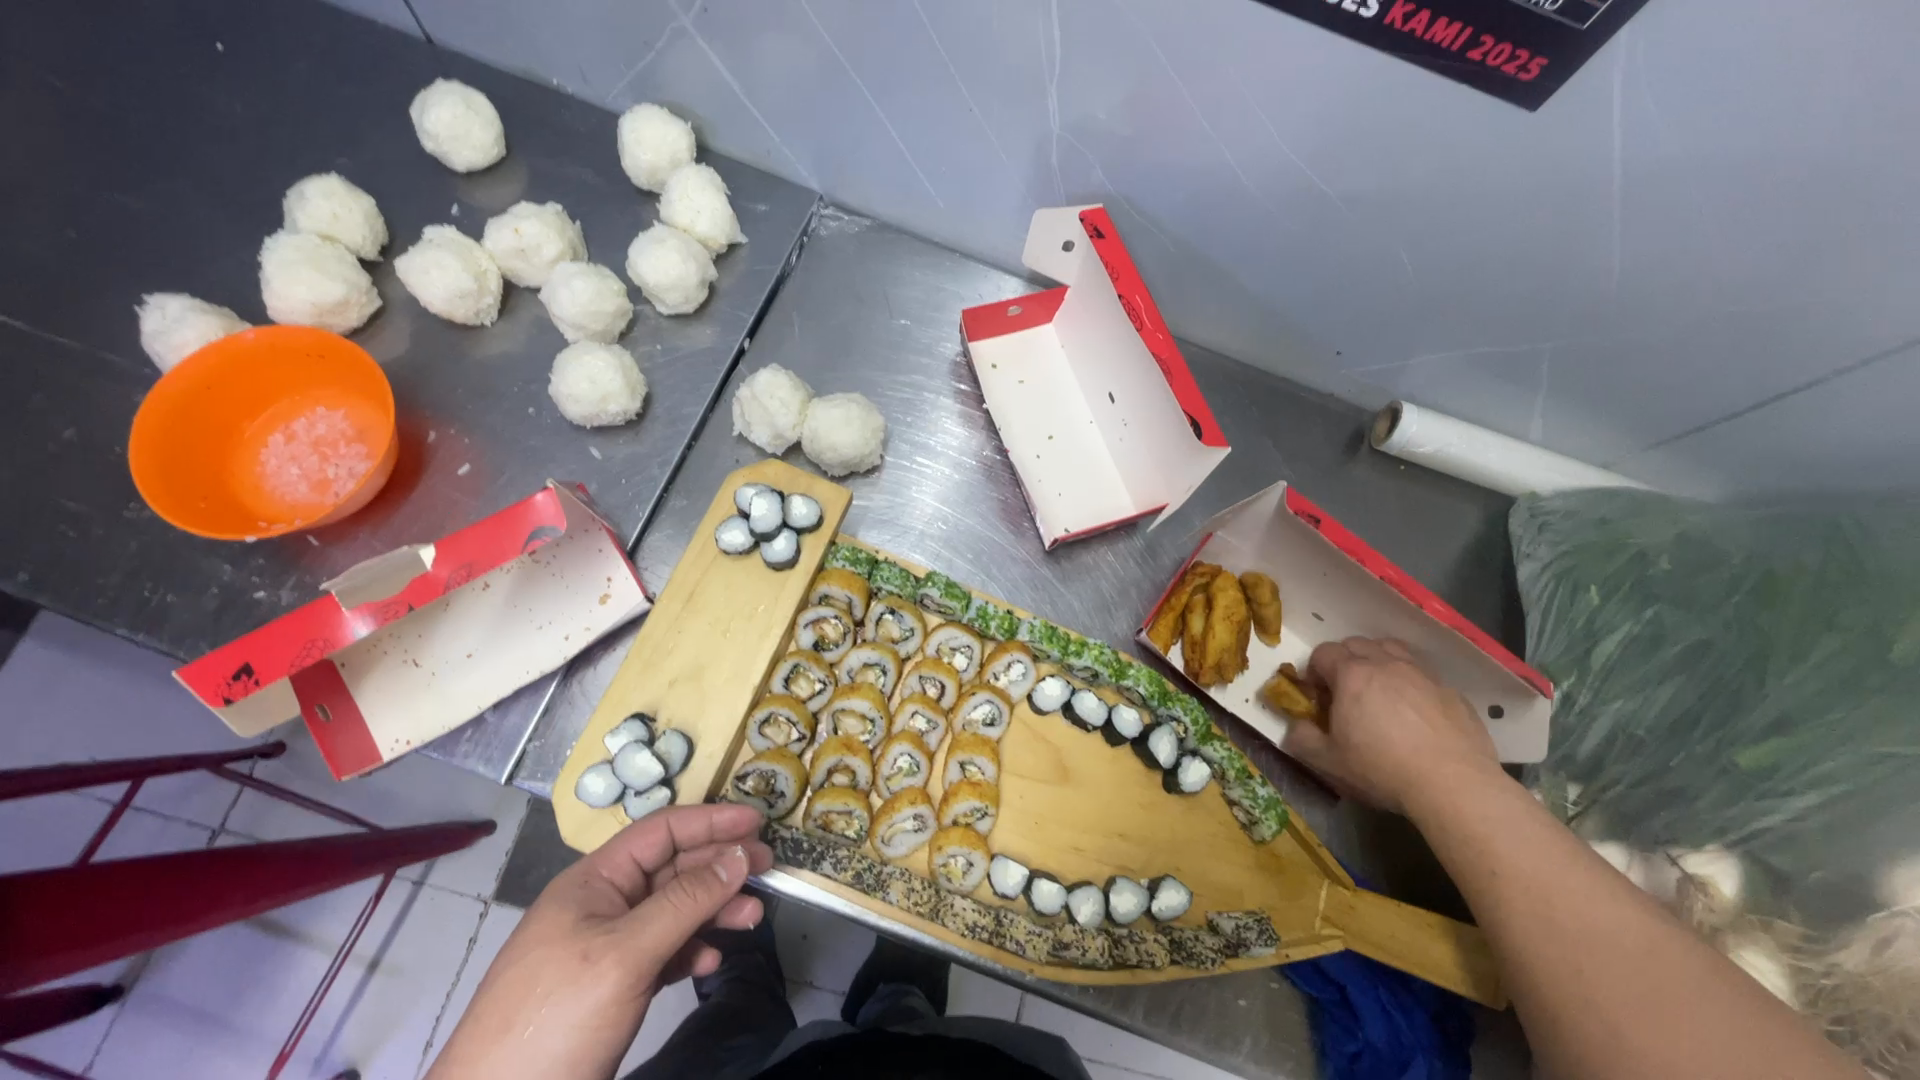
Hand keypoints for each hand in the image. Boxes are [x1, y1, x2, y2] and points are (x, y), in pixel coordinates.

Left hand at [426, 803, 773, 1079]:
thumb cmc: (558, 1018)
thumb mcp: (626, 954)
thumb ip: (686, 901)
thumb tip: (740, 854)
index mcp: (593, 882)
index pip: (660, 832)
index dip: (710, 821)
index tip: (759, 821)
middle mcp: (601, 906)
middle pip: (671, 869)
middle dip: (720, 867)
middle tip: (770, 871)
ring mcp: (606, 949)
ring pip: (673, 912)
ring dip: (713, 911)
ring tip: (753, 920)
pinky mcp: (613, 988)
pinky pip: (663, 952)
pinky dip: (691, 951)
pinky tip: (709, 961)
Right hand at [1282, 636, 1500, 815]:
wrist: (1453, 784)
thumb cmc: (1382, 769)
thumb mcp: (1327, 762)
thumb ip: (1301, 738)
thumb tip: (1296, 725)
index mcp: (1352, 675)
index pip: (1323, 652)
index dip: (1314, 671)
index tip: (1318, 696)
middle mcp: (1387, 664)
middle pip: (1357, 643)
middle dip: (1343, 660)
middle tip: (1344, 692)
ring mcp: (1422, 674)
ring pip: (1392, 649)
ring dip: (1378, 661)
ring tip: (1379, 691)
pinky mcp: (1451, 691)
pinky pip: (1422, 673)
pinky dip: (1410, 682)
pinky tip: (1414, 712)